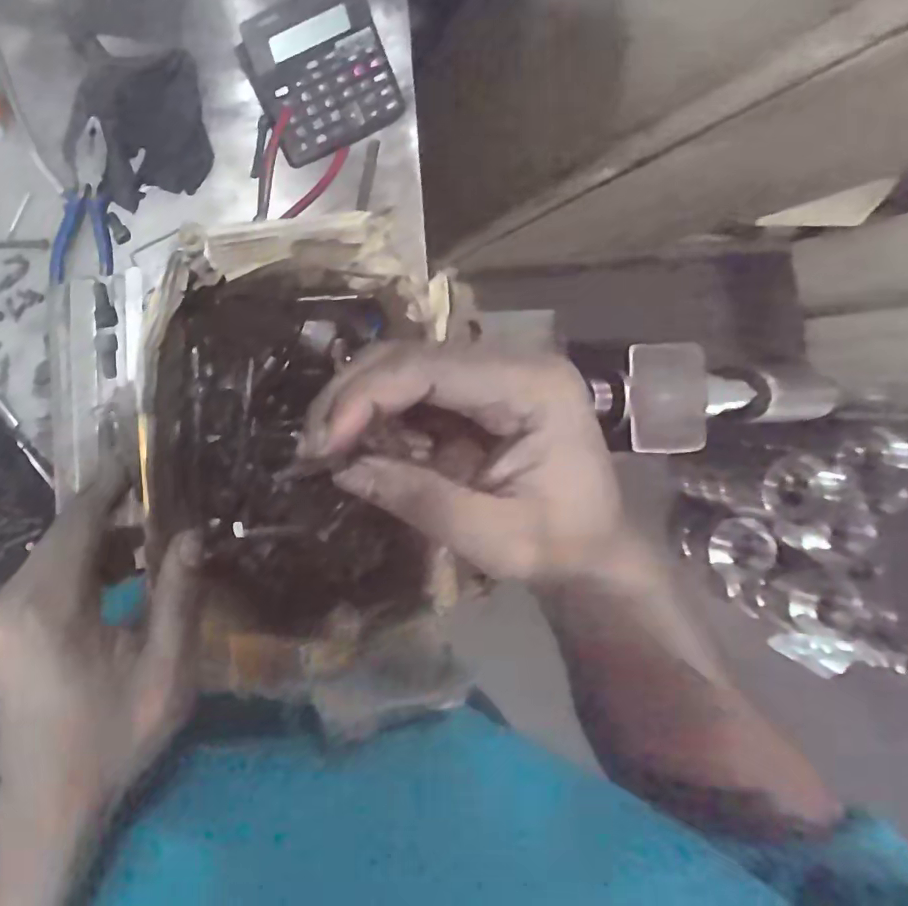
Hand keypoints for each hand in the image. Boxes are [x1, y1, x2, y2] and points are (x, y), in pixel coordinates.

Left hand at [0, 470, 203, 904]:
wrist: (48, 805)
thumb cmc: (110, 741)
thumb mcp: (163, 676)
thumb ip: (180, 600)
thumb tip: (193, 534)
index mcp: (46, 607)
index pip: (79, 521)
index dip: (110, 484)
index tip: (140, 454)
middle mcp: (10, 599)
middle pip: (64, 533)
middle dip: (111, 510)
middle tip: (159, 492)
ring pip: (53, 552)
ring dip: (99, 539)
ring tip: (150, 534)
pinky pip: (44, 575)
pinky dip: (81, 564)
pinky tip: (119, 571)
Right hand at [299, 342, 644, 587]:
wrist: (595, 551)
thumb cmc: (561, 547)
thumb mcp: (494, 537)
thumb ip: (420, 499)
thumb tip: (343, 470)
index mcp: (531, 385)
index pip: (427, 369)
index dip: (364, 399)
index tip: (324, 445)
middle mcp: (508, 362)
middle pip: (405, 356)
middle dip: (349, 397)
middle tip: (313, 445)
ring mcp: (487, 372)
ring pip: (397, 365)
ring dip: (354, 403)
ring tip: (327, 447)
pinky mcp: (468, 390)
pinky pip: (405, 389)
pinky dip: (372, 415)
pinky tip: (358, 445)